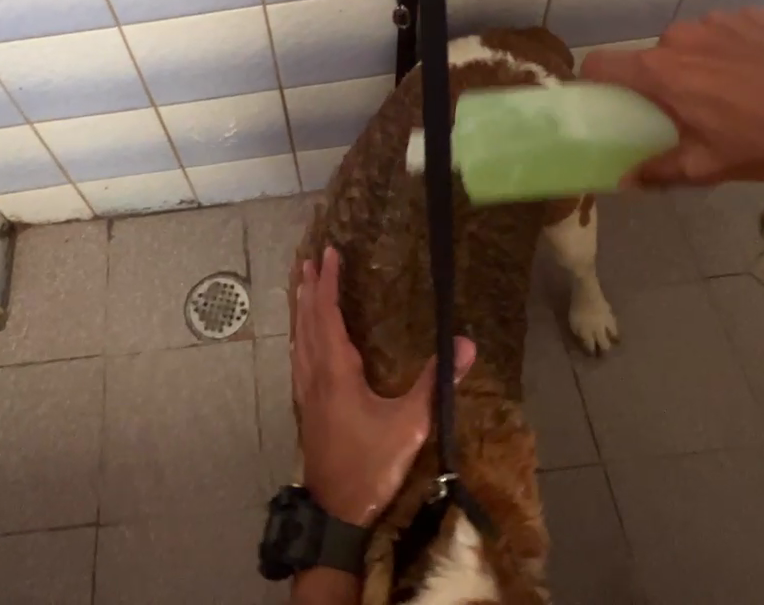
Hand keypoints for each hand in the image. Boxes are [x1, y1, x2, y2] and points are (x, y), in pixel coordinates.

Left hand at [291, 246, 475, 526]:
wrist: (335, 511)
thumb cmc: (371, 463)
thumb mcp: (410, 425)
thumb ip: (435, 383)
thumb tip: (465, 344)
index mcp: (335, 369)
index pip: (327, 312)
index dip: (328, 281)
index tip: (329, 253)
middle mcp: (314, 372)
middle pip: (308, 319)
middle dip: (309, 287)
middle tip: (310, 259)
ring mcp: (305, 389)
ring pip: (299, 337)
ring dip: (301, 308)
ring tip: (301, 285)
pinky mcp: (305, 405)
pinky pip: (298, 355)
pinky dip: (300, 333)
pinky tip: (302, 339)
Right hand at [581, 8, 763, 185]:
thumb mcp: (707, 166)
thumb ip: (658, 171)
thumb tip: (624, 181)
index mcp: (659, 72)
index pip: (599, 64)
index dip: (594, 81)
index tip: (606, 99)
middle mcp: (680, 37)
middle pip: (651, 57)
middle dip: (660, 80)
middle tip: (686, 108)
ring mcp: (718, 21)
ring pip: (689, 43)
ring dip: (696, 63)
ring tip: (729, 91)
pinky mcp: (752, 16)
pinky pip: (724, 32)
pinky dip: (730, 50)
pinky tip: (758, 74)